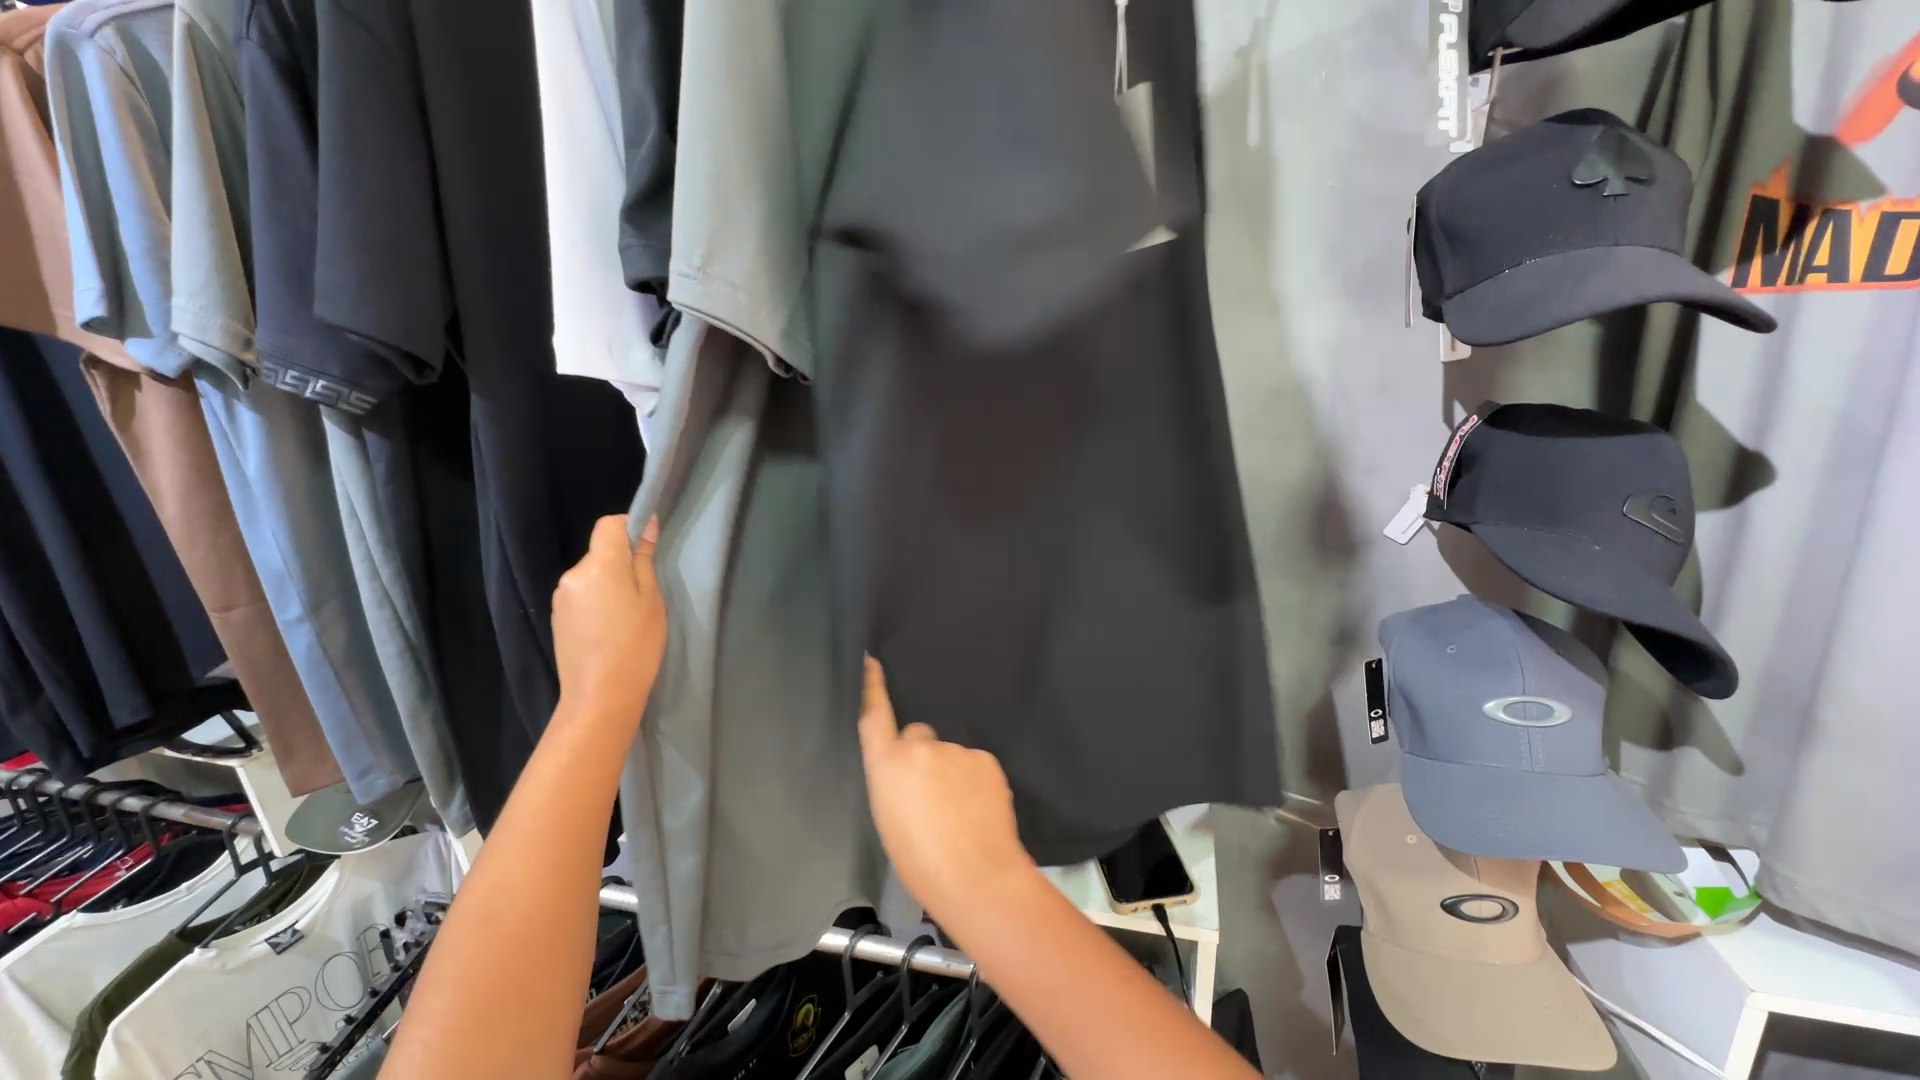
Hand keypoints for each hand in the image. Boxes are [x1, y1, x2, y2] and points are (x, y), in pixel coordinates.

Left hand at [552, 516, 666, 725]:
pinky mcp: (556, 617)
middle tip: (644, 593)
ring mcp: (561, 597)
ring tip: (626, 617)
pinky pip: (581, 595)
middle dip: (621, 563)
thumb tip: (645, 526)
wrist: (600, 695)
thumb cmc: (636, 645)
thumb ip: (644, 560)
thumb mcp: (651, 600)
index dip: (629, 527)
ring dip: (609, 584)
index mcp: (599, 565)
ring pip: (591, 575)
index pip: (608, 525)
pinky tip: (609, 629)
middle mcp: (574, 575)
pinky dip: (597, 602)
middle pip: (600, 552)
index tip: (648, 548)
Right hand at [857, 657, 1036, 918]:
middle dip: (923, 757)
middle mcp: (919, 747)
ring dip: (952, 774)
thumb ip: (895, 784)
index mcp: (886, 765)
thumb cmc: (919, 861)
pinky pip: (975, 765)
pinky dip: (976, 782)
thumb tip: (909, 777)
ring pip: (950, 755)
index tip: (871, 660)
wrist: (974, 874)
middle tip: (932, 795)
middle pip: (918, 737)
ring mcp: (955, 750)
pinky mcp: (986, 759)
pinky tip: (979, 810)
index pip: (874, 715)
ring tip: (959, 812)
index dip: (872, 687)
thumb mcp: (889, 820)